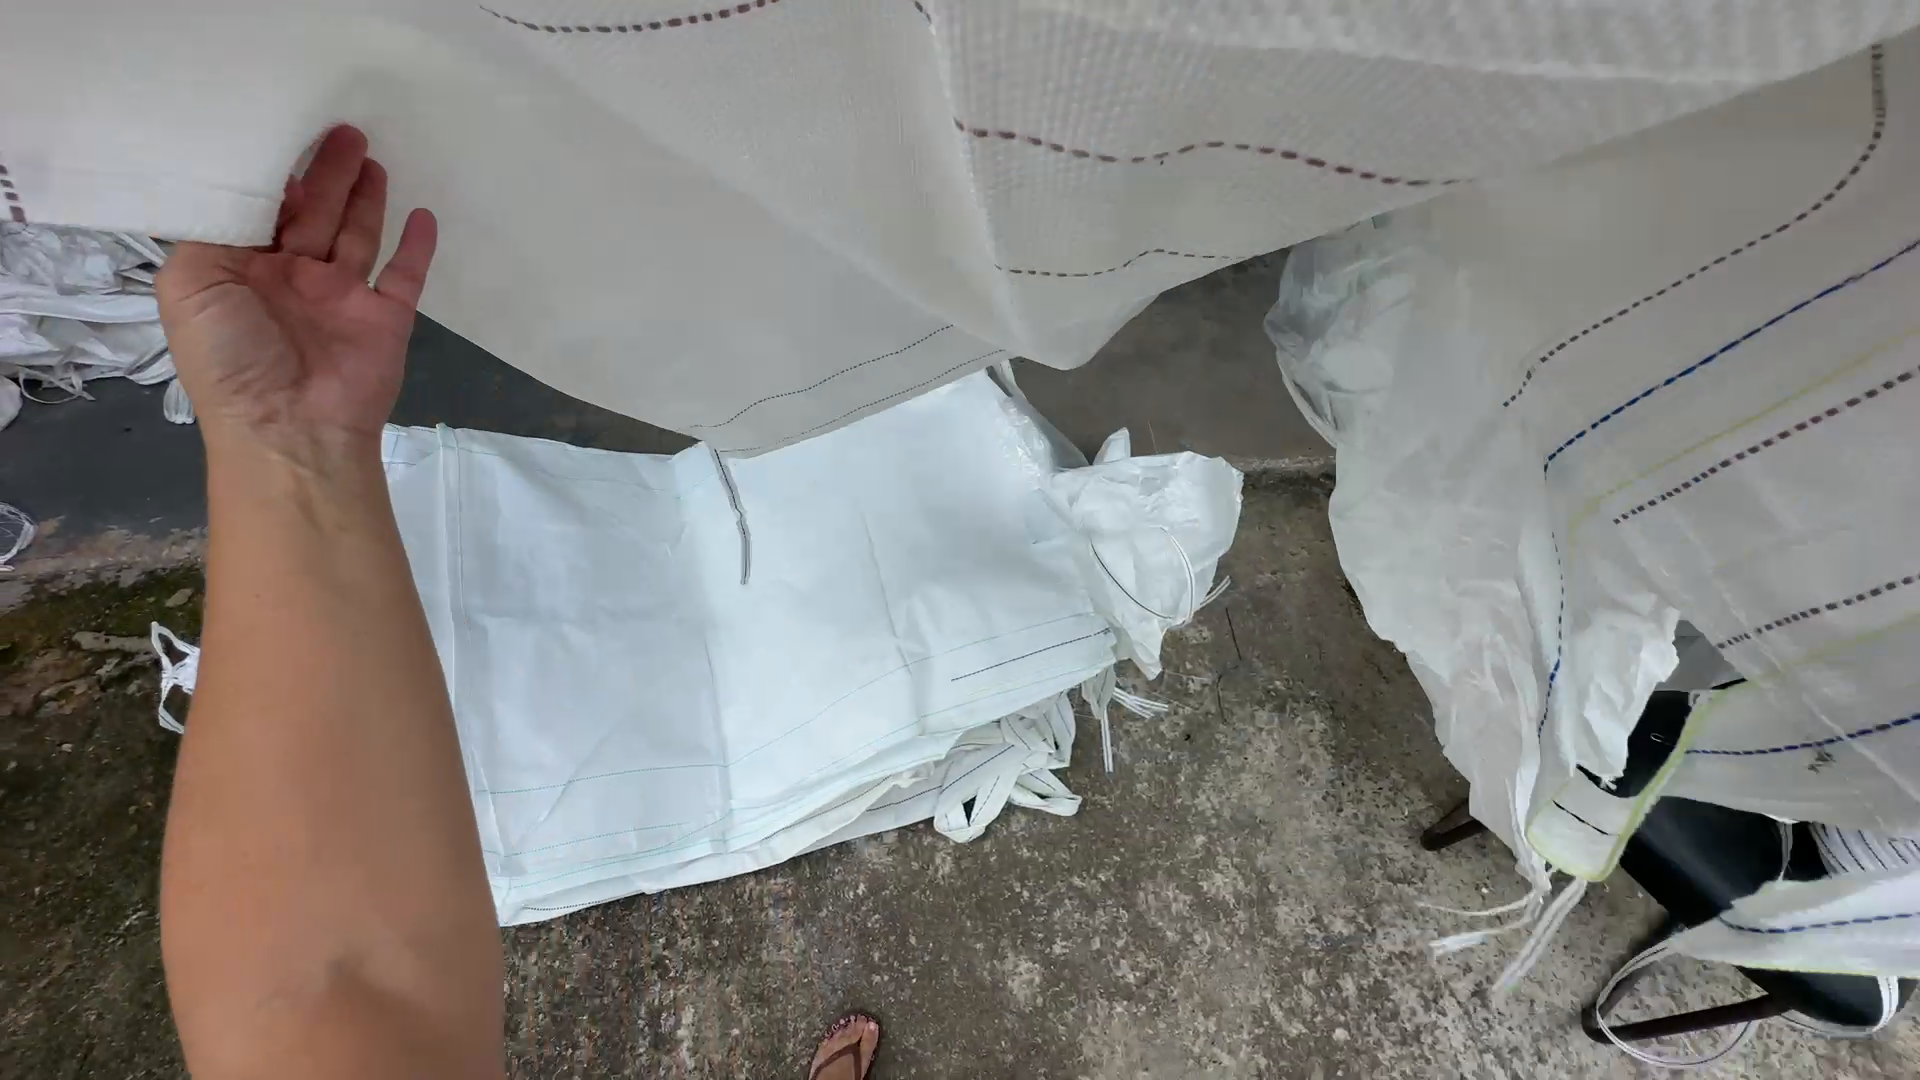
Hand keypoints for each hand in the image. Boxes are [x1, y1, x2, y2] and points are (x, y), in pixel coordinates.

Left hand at [157, 125, 436, 463]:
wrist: (294, 425)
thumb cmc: (232, 357)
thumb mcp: (193, 284)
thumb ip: (217, 232)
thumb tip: (254, 192)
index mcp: (241, 268)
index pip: (259, 209)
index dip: (273, 173)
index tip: (286, 134)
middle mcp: (294, 277)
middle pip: (313, 213)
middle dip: (326, 173)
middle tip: (342, 132)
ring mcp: (344, 299)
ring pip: (357, 236)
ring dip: (364, 199)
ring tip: (373, 157)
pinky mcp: (387, 318)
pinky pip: (405, 276)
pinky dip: (416, 248)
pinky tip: (423, 216)